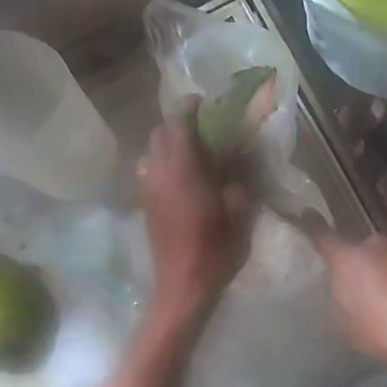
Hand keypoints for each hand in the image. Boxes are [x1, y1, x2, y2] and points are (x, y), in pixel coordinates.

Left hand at [138, 102, 251, 316]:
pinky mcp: (145, 203)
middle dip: (179, 124)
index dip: (190, 107)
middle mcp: (159, 171)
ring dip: (170, 144)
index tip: (205, 101)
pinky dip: (164, 163)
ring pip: (152, 151)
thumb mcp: (240, 211)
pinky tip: (184, 178)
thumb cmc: (217, 249)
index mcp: (184, 168)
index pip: (179, 121)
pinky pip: (150, 170)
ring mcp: (148, 187)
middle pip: (160, 132)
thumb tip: (241, 154)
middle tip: (205, 129)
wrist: (183, 285)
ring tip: (195, 154)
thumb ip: (239, 177)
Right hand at [318, 236, 386, 372]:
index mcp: (348, 258)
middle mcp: (375, 244)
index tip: (305, 216)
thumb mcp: (351, 331)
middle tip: (358, 292)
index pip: (323, 237)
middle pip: (359, 250)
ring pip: (386, 258)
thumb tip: (342, 298)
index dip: (312, 228)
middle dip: (357, 266)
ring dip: (385, 273)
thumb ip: (340, 307)